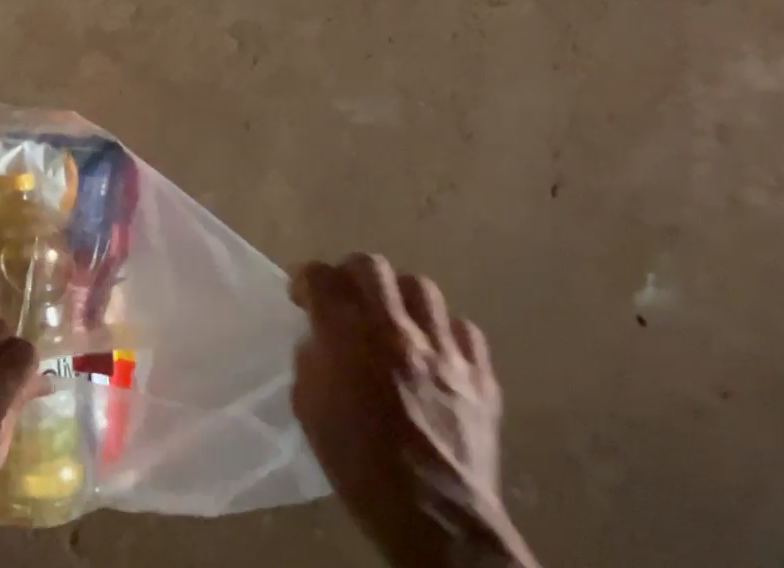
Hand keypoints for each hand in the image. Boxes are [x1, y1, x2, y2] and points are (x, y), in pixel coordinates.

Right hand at [291, 254, 536, 567]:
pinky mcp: (481, 375)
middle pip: (371, 267)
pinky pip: (463, 330)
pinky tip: (431, 351)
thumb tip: (321, 340)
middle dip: (349, 274)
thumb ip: (312, 361)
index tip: (302, 297)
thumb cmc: (358, 465)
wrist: (434, 516)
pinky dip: (441, 331)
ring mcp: (445, 351)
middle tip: (343, 297)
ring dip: (397, 297)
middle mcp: (397, 331)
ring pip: (421, 288)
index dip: (306, 279)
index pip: (321, 277)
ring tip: (390, 319)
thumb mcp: (309, 408)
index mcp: (347, 339)